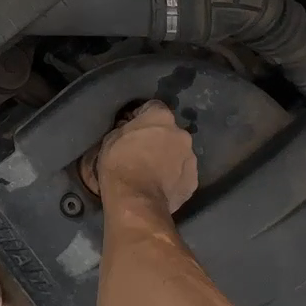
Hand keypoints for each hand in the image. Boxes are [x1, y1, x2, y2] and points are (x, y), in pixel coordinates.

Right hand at [84, 101, 198, 214]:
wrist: (136, 199)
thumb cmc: (119, 162)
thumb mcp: (111, 137)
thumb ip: (126, 128)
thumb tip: (130, 127)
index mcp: (160, 117)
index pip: (154, 106)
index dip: (142, 115)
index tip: (133, 126)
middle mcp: (181, 133)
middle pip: (170, 130)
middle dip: (159, 136)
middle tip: (143, 148)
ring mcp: (190, 157)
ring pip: (179, 151)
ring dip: (168, 155)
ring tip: (153, 169)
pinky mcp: (194, 180)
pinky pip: (183, 171)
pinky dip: (174, 174)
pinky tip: (160, 183)